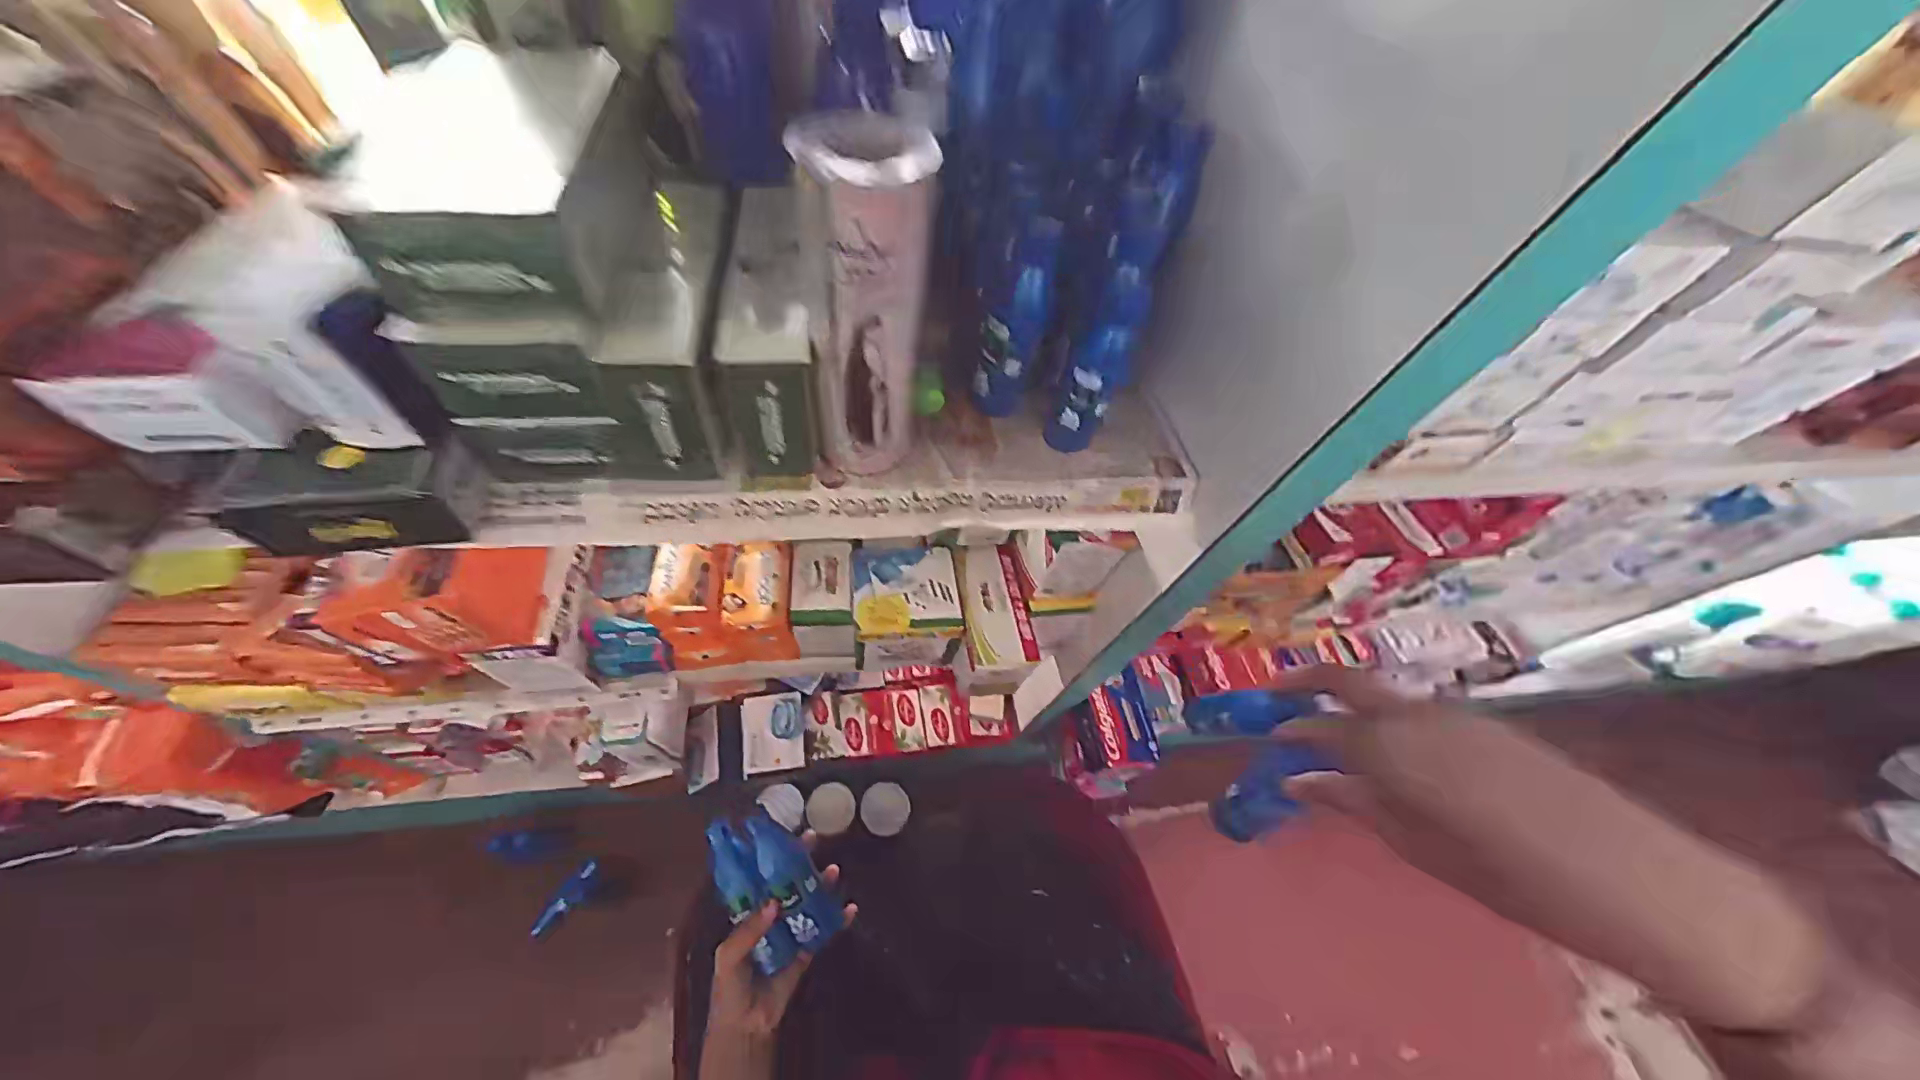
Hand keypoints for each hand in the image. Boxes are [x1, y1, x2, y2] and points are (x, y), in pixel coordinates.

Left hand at [701, 834, 856, 1079]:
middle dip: (801, 860)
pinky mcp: (807, 949)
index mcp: (751, 912)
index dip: (771, 856)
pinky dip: (838, 919)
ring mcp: (792, 930)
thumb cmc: (730, 987)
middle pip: (789, 881)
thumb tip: (774, 903)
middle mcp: (773, 915)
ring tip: (834, 870)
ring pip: (810, 900)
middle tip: (813, 838)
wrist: (746, 1025)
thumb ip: (748, 930)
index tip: (782, 834)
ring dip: (822, 884)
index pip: (762, 877)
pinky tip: (849, 908)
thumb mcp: (728, 957)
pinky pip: (824, 929)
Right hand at [1267, 666, 1835, 1041]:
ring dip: (1348, 700)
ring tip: (1330, 730)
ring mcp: (1458, 714)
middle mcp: (1420, 716)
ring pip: (1384, 692)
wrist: (1645, 883)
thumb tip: (1296, 781)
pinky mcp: (1488, 724)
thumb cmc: (1516, 881)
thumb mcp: (1420, 848)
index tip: (1267, 739)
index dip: (1289, 731)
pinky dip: (1388, 716)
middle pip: (1346, 679)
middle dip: (1303, 681)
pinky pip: (1419, 709)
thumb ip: (1354, 804)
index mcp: (1396, 749)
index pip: (1321, 727)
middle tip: (1273, 695)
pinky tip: (1392, 749)